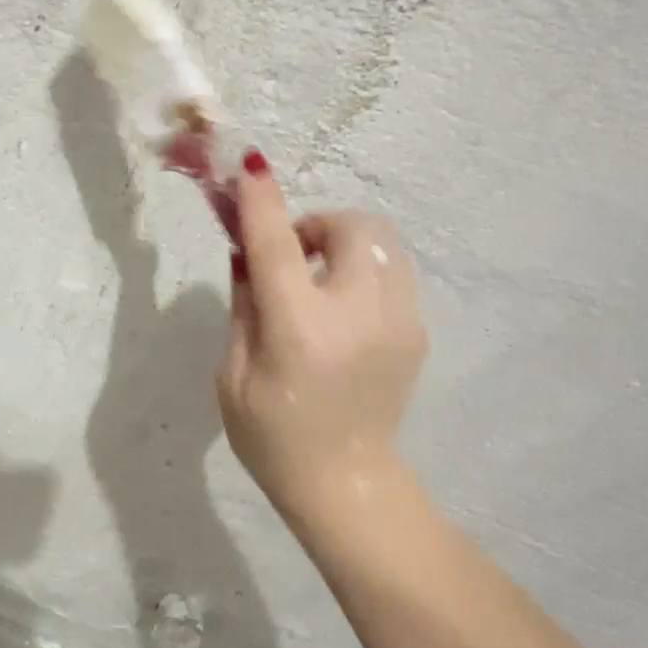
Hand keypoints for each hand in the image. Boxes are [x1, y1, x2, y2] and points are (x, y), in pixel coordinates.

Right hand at [215, 150, 427, 520]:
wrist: (343, 479)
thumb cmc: (269, 436)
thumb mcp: (232, 377)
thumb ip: (243, 310)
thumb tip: (247, 254)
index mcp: (299, 330)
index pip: (278, 247)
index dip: (262, 203)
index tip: (250, 168)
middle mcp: (356, 313)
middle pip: (349, 227)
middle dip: (314, 225)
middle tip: (287, 256)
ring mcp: (396, 319)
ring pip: (379, 244)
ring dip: (341, 245)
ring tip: (314, 283)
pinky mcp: (415, 329)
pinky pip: (389, 275)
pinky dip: (358, 274)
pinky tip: (339, 314)